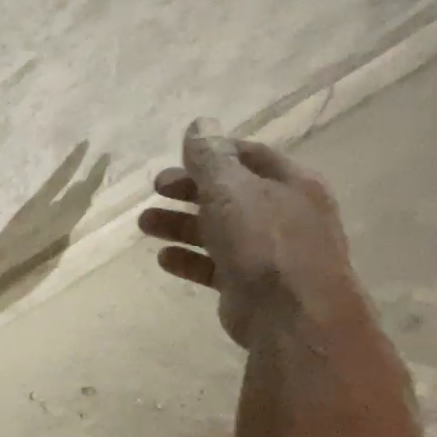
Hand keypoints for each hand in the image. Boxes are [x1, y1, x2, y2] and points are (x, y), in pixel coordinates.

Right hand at [138, 118, 365, 348]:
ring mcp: (269, 251)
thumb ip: (210, 158)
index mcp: (290, 183)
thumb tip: (200, 123)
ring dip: (181, 224)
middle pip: (231, 193)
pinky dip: (189, 258)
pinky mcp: (251, 284)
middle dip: (190, 189)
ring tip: (144, 225)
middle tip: (155, 189)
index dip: (213, 152)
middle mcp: (285, 213)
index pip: (249, 156)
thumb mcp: (230, 190)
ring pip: (219, 229)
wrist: (292, 314)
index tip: (176, 157)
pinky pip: (215, 265)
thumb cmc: (263, 242)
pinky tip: (164, 258)